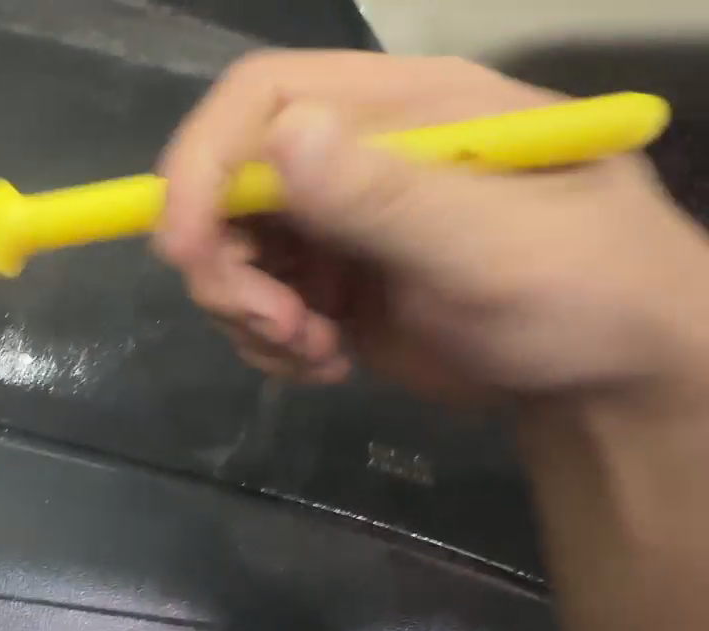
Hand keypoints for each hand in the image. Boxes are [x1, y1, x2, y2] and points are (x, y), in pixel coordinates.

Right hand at [153, 50, 708, 402]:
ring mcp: (327, 225)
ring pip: (223, 259)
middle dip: (224, 269)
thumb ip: (383, 193)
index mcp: (402, 111)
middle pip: (221, 191)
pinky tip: (324, 361)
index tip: (185, 248)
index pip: (259, 98)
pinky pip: (244, 308)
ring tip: (314, 349)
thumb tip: (282, 135)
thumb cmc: (581, 293)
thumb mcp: (490, 243)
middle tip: (270, 323)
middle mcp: (350, 158)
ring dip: (247, 317)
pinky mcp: (314, 283)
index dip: (201, 163)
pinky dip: (265, 345)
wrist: (601, 377)